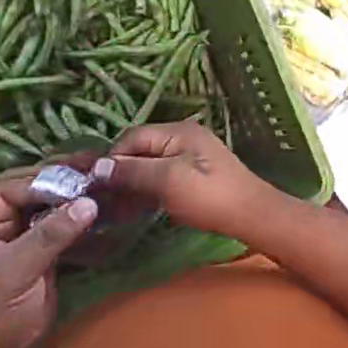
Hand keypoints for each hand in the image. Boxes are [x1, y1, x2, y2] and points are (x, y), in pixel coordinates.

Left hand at [0, 163, 99, 347]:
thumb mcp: (12, 277)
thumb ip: (48, 236)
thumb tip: (88, 202)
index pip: (6, 190)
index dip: (43, 181)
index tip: (81, 177)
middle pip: (25, 195)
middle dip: (60, 182)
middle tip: (96, 168)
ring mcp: (10, 246)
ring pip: (41, 211)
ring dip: (70, 198)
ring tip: (102, 183)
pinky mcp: (31, 261)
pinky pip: (53, 231)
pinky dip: (74, 220)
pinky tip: (97, 210)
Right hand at [102, 122, 278, 235]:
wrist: (252, 215)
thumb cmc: (211, 196)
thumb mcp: (169, 181)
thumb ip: (133, 171)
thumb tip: (98, 166)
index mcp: (178, 131)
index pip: (132, 137)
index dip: (111, 159)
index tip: (95, 186)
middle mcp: (183, 137)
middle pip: (139, 150)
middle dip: (119, 173)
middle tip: (101, 200)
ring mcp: (190, 156)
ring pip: (149, 166)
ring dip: (131, 185)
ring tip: (114, 209)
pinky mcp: (194, 175)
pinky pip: (161, 178)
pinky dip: (146, 191)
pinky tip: (135, 209)